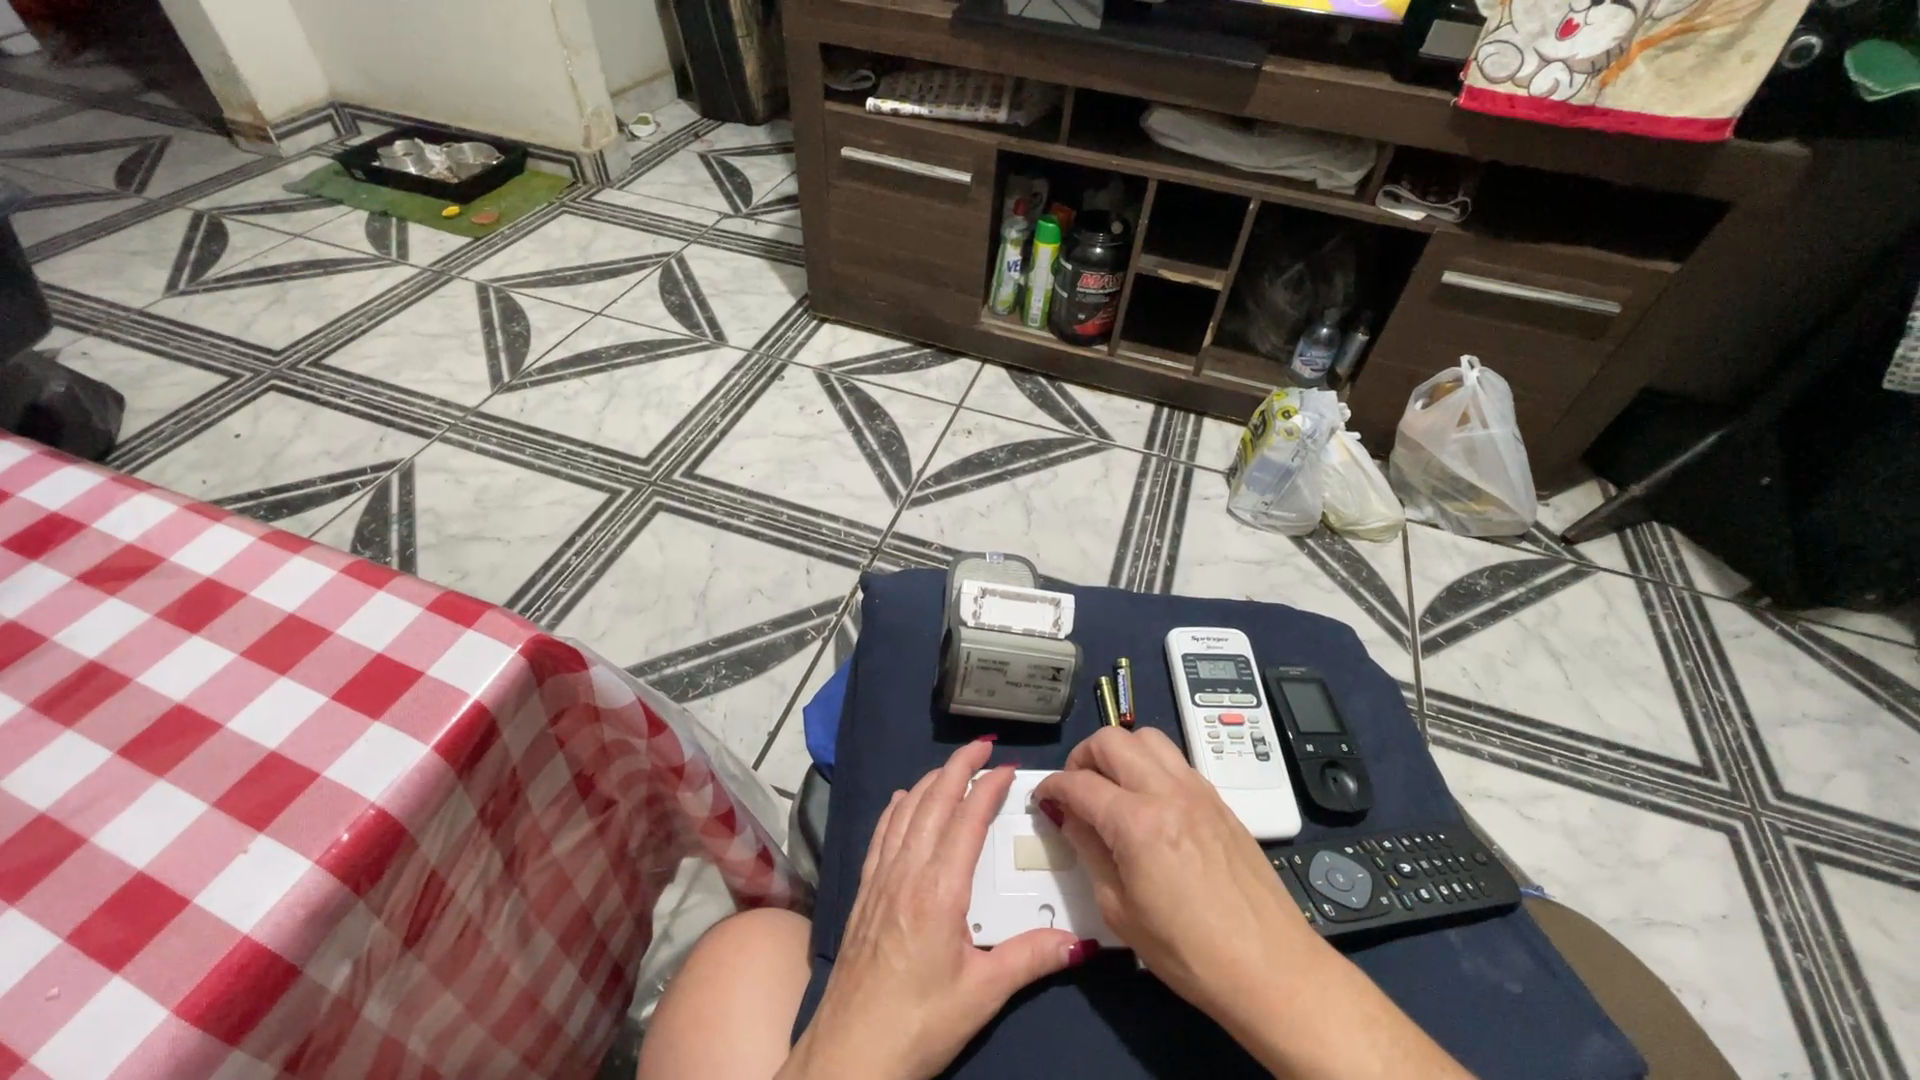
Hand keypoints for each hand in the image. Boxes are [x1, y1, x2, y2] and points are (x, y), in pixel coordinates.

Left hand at [781, 739, 1090, 1079]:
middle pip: (932, 802)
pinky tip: (902, 800)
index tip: (1008, 766)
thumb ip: (1030, 959)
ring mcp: (880, 880)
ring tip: (952, 767)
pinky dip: (897, 808)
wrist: (850, 1054)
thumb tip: (1080, 941)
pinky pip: (881, 834)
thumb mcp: (982, 994)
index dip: (988, 787)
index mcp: (939, 890)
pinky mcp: (864, 894)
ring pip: (905, 812)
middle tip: (983, 746)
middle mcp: (906, 873)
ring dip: (929, 782)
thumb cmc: (919, 1023)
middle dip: (958, 767)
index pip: (967, 820)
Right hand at [1031, 727, 1310, 1018]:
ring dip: (1120, 752)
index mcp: (1137, 822)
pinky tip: (1147, 801)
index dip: (1051, 788)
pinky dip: (1151, 766)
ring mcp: (1199, 792)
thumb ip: (1090, 851)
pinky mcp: (1220, 801)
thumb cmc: (1188, 953)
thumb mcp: (1120, 910)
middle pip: (1112, 740)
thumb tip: (1070, 817)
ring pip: (1148, 738)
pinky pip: (1176, 761)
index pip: (1079, 783)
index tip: (1042, 800)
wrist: (1271, 968)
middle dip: (1082, 757)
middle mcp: (1168, 793)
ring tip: (1110, 786)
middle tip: (1074, 789)